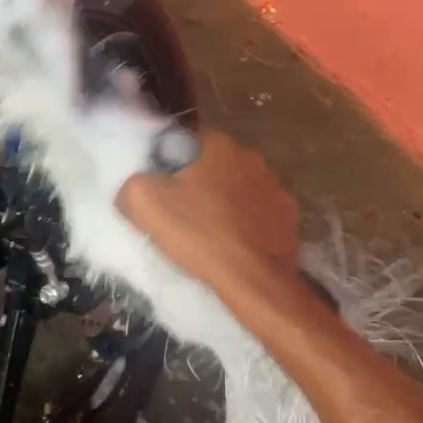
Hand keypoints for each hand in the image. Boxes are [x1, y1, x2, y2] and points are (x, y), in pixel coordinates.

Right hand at [116, 131, 302, 296]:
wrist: (253, 281)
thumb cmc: (198, 233)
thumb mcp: (142, 201)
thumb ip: (131, 182)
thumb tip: (136, 185)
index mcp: (222, 147)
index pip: (190, 140)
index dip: (171, 159)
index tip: (161, 183)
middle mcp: (255, 161)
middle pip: (216, 164)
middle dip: (200, 180)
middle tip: (180, 207)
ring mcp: (278, 191)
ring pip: (239, 189)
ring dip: (224, 202)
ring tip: (206, 230)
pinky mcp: (290, 222)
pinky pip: (258, 216)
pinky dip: (245, 225)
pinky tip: (231, 244)